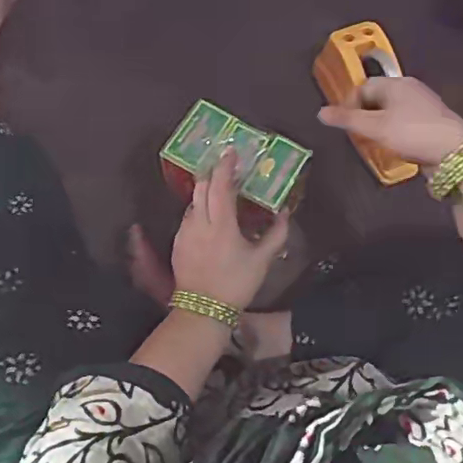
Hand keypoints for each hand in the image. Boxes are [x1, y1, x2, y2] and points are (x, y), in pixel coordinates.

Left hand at [170, 150, 290, 310]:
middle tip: (226, 167)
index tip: (231, 153)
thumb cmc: (236, 284)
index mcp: (221, 224)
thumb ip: (276, 234)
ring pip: (193, 202)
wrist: (203, 310)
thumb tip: (284, 212)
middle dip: (213, 173)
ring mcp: (184, 232)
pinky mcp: (177, 244)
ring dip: (204, 192)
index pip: (220, 185)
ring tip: (218, 192)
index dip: (225, 166)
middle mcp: (199, 222)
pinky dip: (198, 210)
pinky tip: (207, 218)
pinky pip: (187, 218)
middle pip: (201, 187)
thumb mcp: (262, 260)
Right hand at [317, 76, 462, 166]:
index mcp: (396, 83)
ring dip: (378, 125)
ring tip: (374, 143)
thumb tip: (320, 112)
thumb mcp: (375, 127)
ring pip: (390, 111)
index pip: (363, 86)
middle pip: (377, 98)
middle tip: (358, 136)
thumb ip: (347, 119)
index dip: (349, 104)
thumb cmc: (412, 133)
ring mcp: (422, 104)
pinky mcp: (431, 120)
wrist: (455, 151)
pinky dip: (394, 131)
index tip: (346, 125)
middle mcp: (410, 88)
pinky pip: (404, 121)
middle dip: (364, 116)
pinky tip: (394, 146)